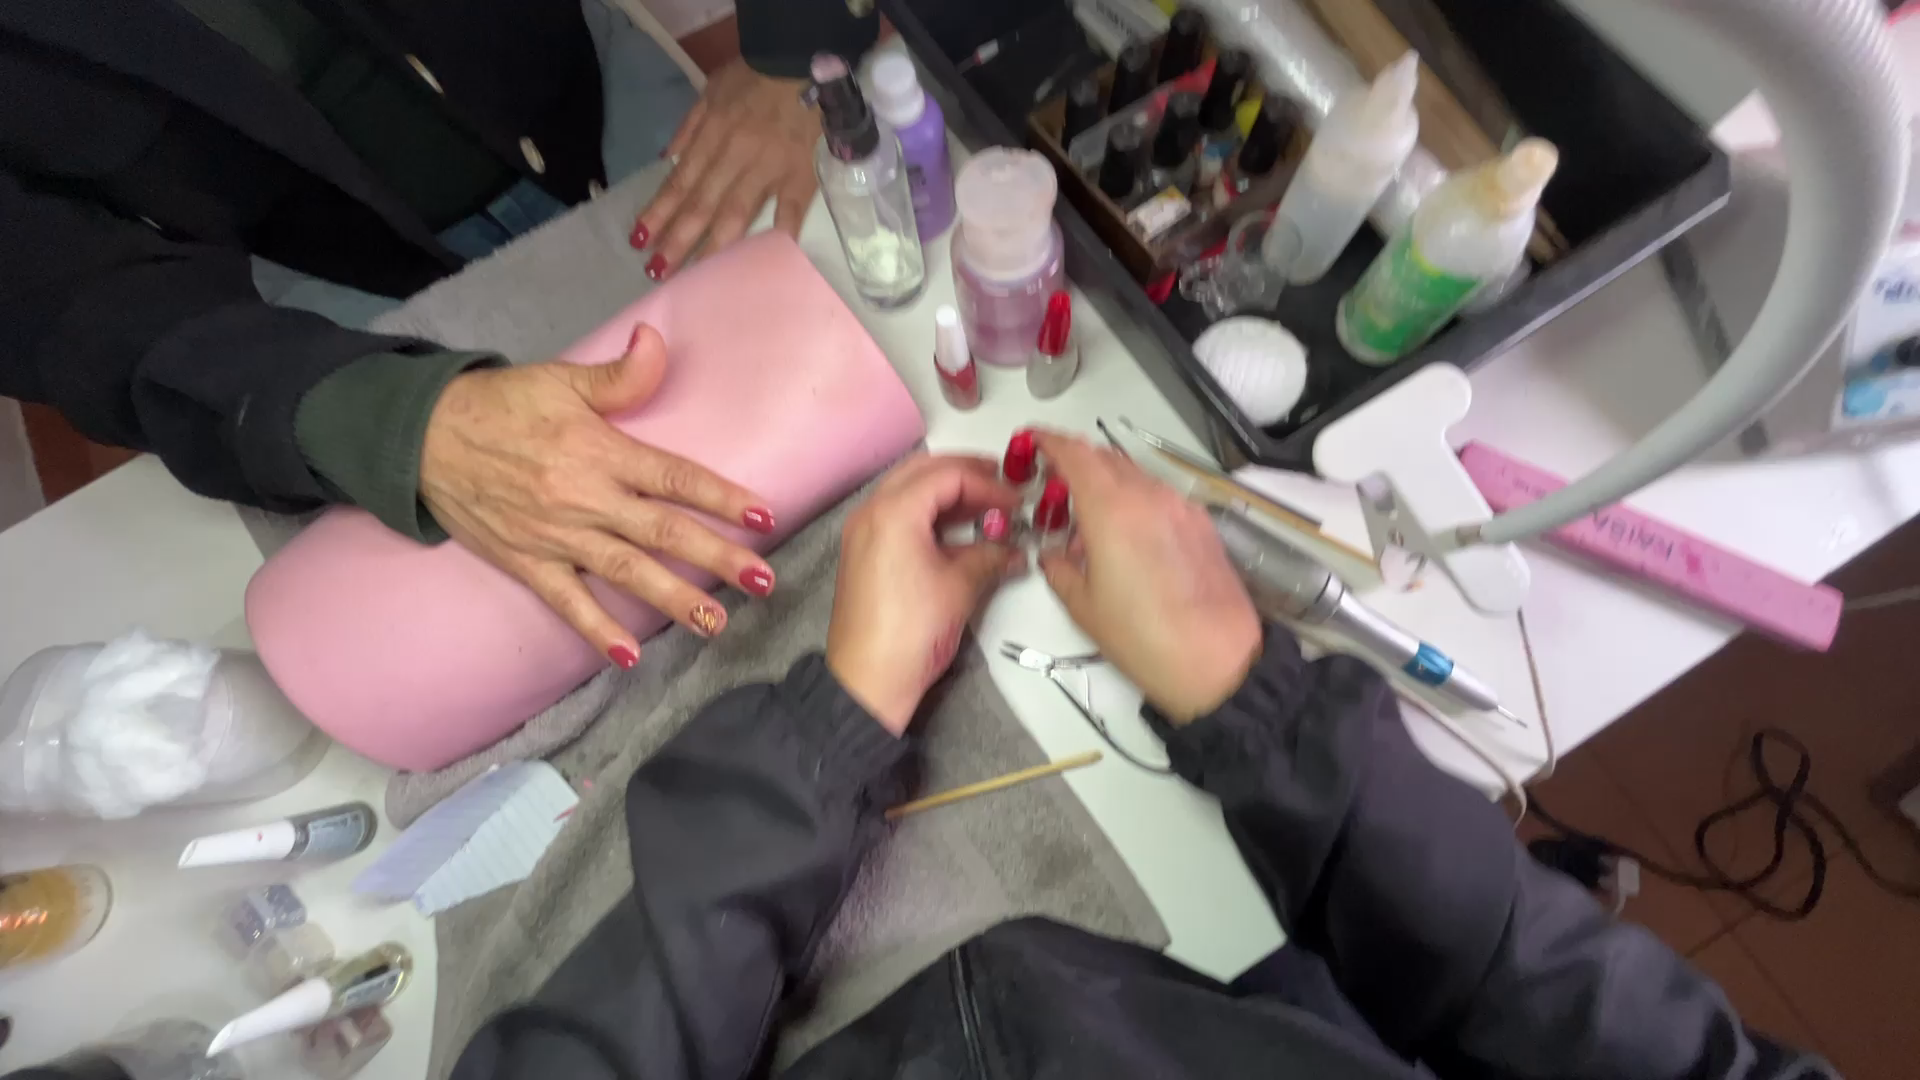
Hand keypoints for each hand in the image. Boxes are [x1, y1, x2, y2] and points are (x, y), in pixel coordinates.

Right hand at [420, 324, 778, 665]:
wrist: (418, 435)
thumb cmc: (501, 405)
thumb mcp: (561, 379)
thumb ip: (620, 375)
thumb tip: (659, 342)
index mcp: (602, 452)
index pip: (676, 478)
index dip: (722, 497)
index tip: (764, 517)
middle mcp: (586, 498)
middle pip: (664, 532)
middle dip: (717, 558)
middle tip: (763, 581)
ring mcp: (557, 535)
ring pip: (627, 571)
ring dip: (674, 599)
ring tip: (716, 624)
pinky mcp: (527, 562)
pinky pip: (566, 601)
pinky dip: (595, 629)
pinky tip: (627, 658)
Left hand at [630, 60, 818, 279]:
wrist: (799, 62)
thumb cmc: (755, 80)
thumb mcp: (711, 91)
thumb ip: (689, 127)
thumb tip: (666, 160)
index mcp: (712, 137)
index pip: (680, 182)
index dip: (659, 212)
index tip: (640, 240)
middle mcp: (733, 157)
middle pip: (701, 204)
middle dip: (677, 239)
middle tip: (658, 271)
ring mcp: (767, 170)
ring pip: (735, 213)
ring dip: (713, 246)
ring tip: (695, 276)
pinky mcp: (799, 178)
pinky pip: (789, 210)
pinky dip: (780, 233)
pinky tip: (766, 260)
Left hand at [827, 455, 1023, 734]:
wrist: (868, 680)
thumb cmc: (911, 631)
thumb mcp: (960, 587)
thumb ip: (990, 556)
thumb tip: (1014, 549)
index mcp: (893, 512)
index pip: (949, 476)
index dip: (990, 485)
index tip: (1017, 501)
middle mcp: (872, 511)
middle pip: (925, 472)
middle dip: (967, 474)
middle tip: (1002, 485)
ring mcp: (864, 531)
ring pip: (910, 490)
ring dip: (948, 493)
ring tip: (987, 507)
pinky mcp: (864, 552)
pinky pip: (900, 515)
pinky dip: (931, 514)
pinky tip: (960, 530)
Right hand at [1032, 431, 1262, 723]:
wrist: (1218, 660)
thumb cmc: (1140, 635)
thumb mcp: (1082, 605)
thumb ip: (1058, 568)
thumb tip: (1053, 553)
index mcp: (1111, 508)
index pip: (1075, 454)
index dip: (1050, 441)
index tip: (1032, 439)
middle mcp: (1147, 495)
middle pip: (1105, 459)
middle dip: (1075, 463)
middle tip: (1053, 488)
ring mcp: (1180, 506)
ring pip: (1134, 476)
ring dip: (1106, 484)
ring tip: (1089, 521)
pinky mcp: (1201, 524)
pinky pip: (1158, 497)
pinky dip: (1134, 501)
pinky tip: (1127, 537)